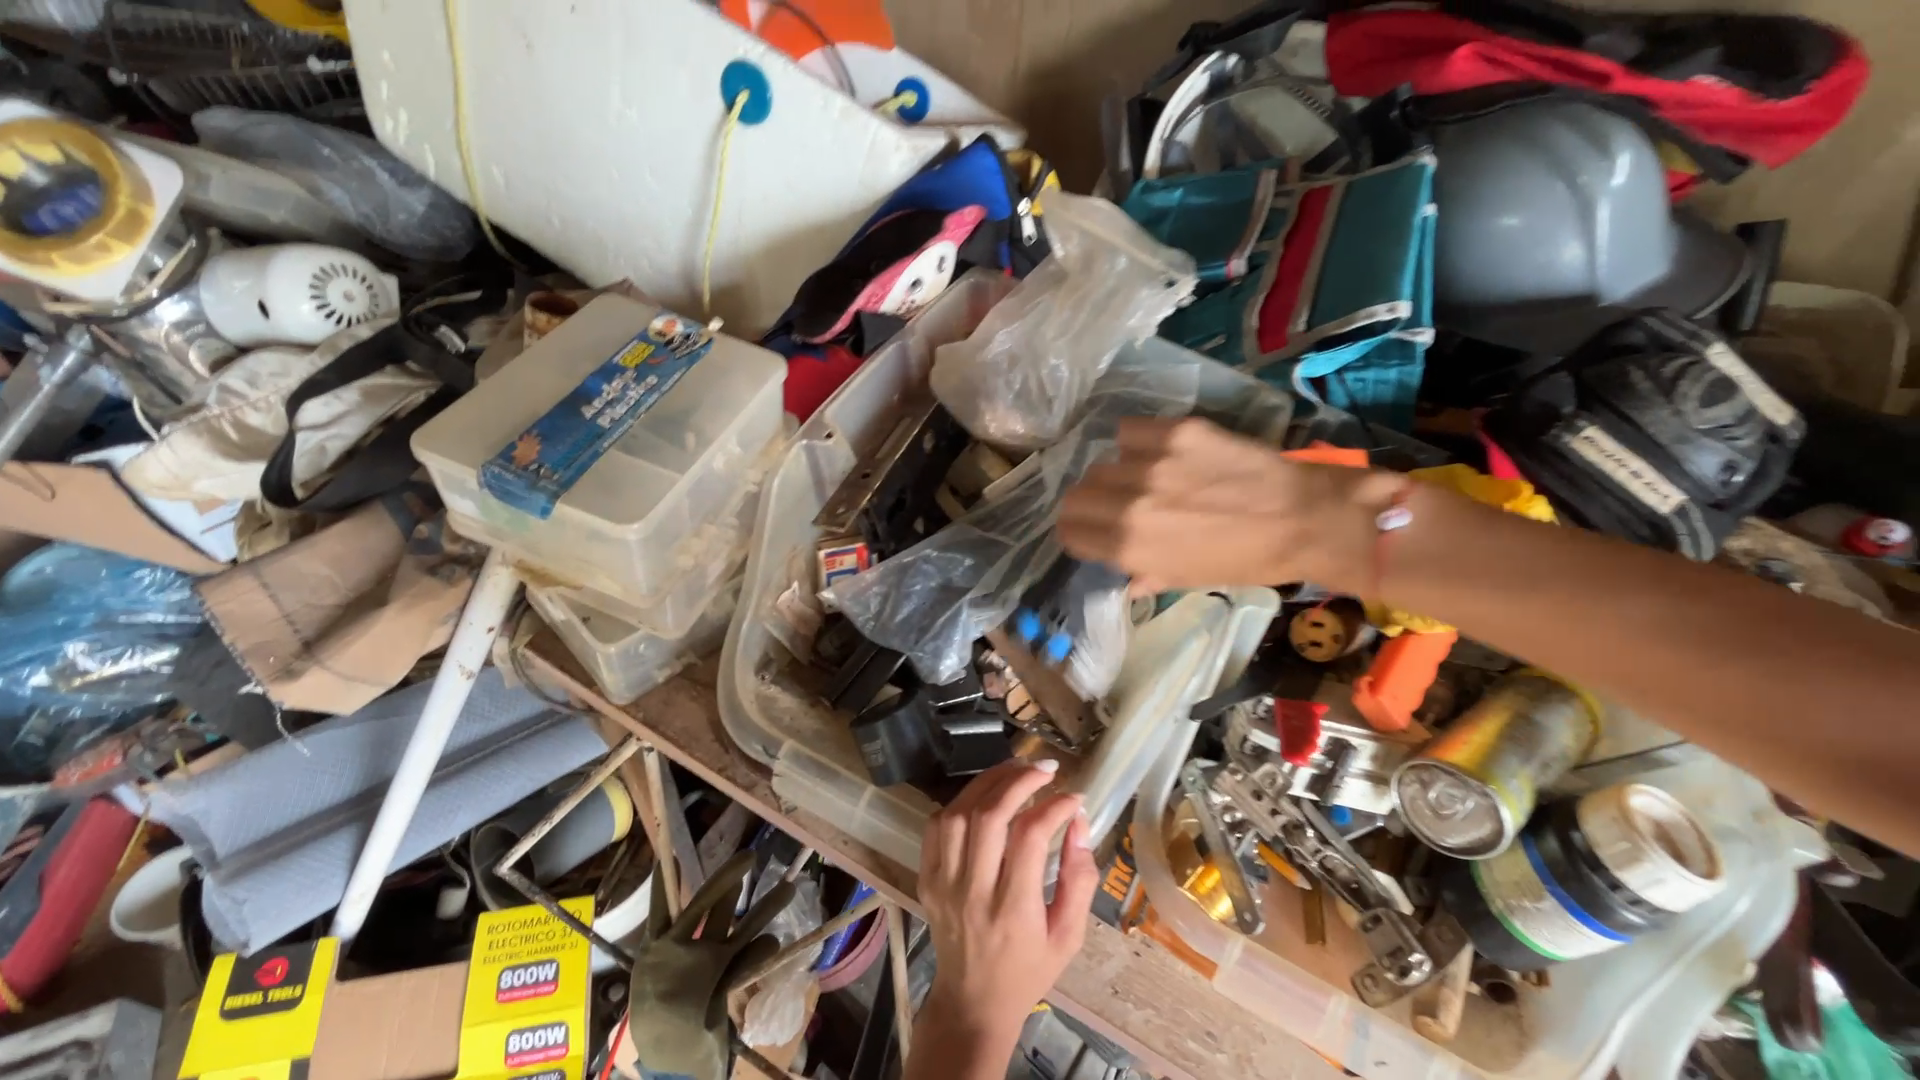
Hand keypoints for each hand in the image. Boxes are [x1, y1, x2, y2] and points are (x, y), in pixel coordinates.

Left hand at [916, 760, 1097, 1053]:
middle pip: (988, 817)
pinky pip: (936, 826)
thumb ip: (1079, 879)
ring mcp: (943, 884)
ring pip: (958, 814)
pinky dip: (960, 802)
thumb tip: (1079, 823)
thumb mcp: (1069, 935)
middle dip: (1019, 782)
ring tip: (1016, 770)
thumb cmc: (1028, 970)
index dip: (1053, 808)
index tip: (1074, 797)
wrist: (971, 1003)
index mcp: (1013, 910)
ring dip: (988, 783)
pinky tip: (984, 796)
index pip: (1029, 838)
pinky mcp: (926, 879)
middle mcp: (973, 892)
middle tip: (1045, 769)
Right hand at [1057, 417, 1403, 594]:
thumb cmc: (1248, 560)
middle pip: (1076, 495)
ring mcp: (1151, 463)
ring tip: (1140, 478)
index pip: (1070, 531)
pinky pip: (1129, 430)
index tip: (1092, 531)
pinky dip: (1135, 442)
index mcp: (1129, 547)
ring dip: (1115, 474)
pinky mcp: (1176, 431)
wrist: (1305, 517)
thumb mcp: (1190, 579)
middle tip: (1111, 505)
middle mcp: (1130, 504)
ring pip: (1101, 463)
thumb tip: (1127, 579)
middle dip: (1088, 504)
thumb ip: (1147, 573)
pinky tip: (1155, 451)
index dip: (1079, 533)